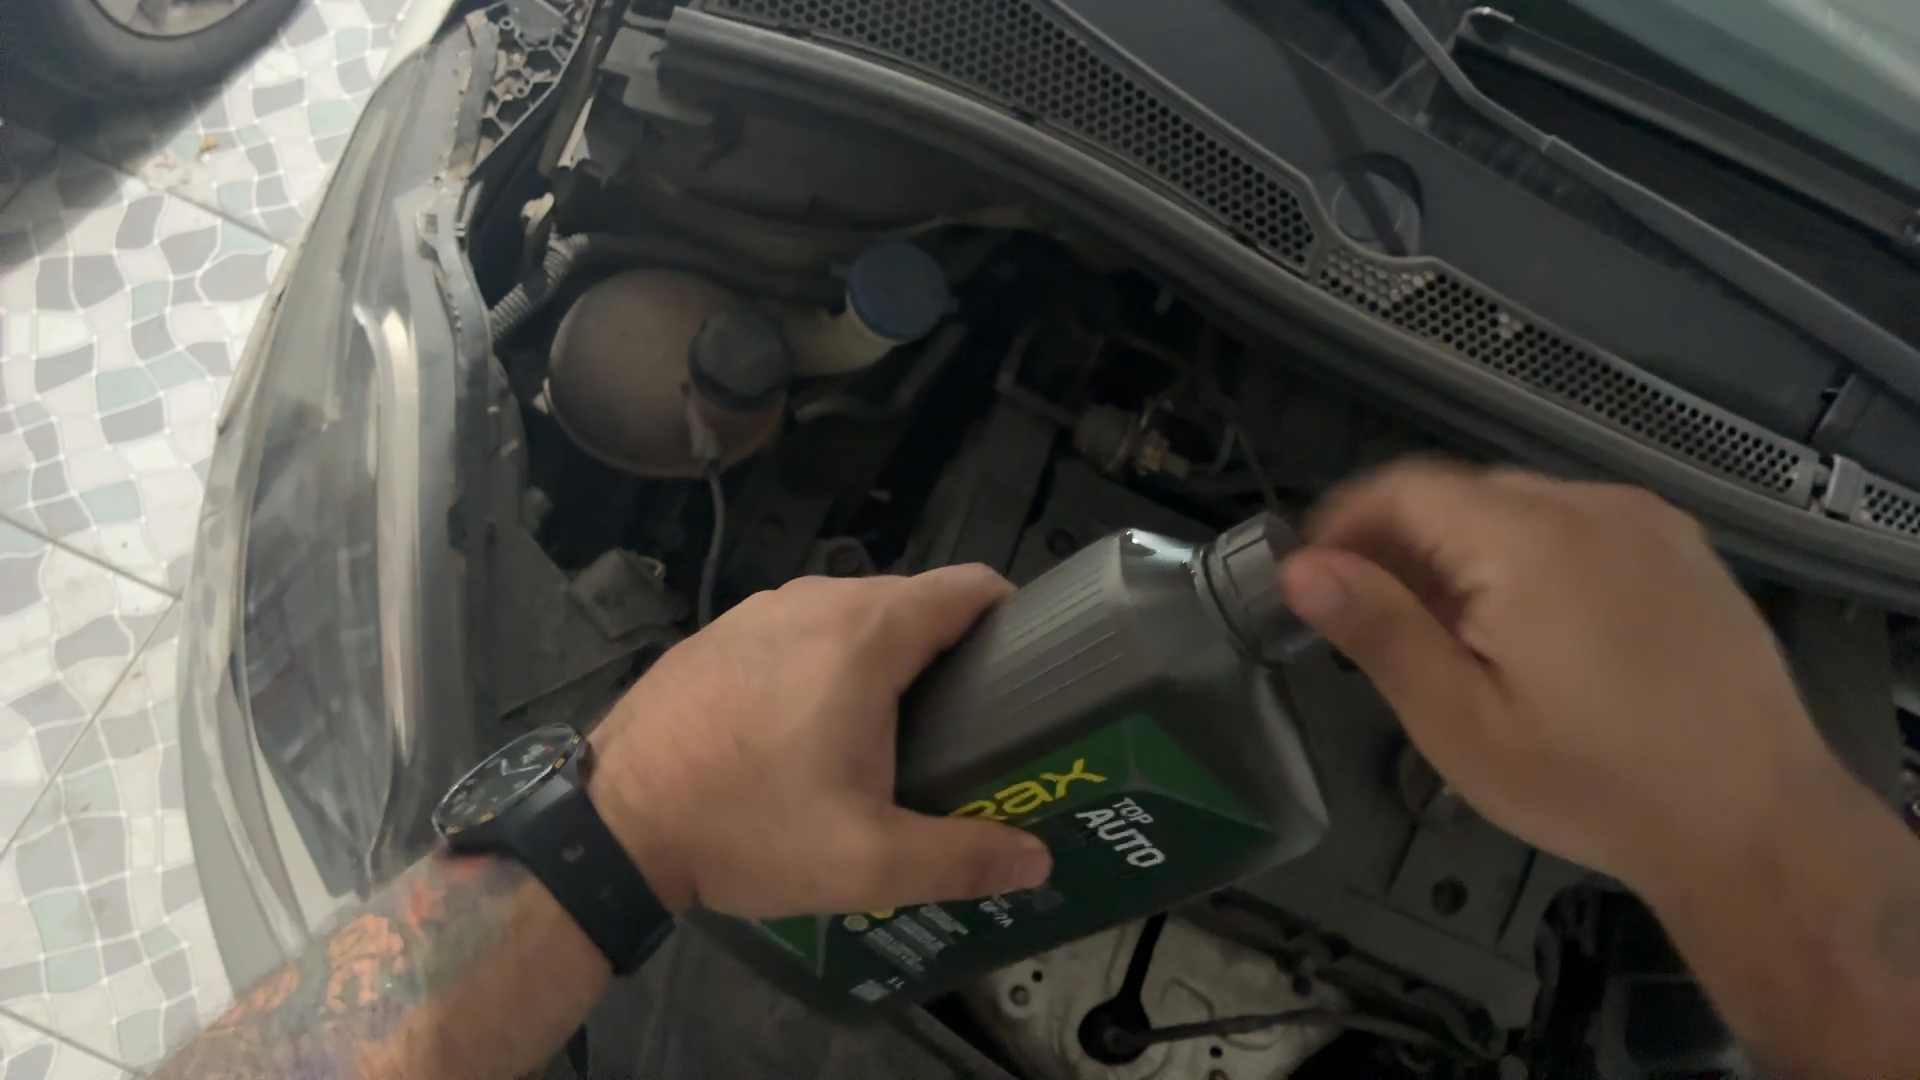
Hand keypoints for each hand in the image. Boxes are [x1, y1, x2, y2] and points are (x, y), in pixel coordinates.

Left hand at [584, 565, 1053, 918]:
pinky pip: (808, 622)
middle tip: (965, 717)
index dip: (1010, 614)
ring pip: (860, 609)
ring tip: (895, 720)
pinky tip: (815, 713)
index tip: (1024, 662)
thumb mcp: (865, 861)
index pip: (968, 586)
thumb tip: (1037, 860)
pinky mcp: (728, 624)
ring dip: (890, 650)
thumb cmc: (746, 826)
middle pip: (917, 599)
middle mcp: (820, 599)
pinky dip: (833, 651)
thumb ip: (962, 858)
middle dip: (951, 646)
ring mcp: (766, 605)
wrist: (610, 821)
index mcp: (867, 633)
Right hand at [1277, 460, 1838, 887]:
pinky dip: (1508, 554)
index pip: (1402, 488)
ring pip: (1503, 506)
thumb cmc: (1587, 781)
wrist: (1762, 833)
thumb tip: (1297, 568)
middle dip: (1392, 542)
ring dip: (1449, 550)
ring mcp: (1644, 522)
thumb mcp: (1454, 717)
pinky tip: (1512, 621)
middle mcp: (1592, 507)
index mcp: (1531, 540)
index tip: (1312, 576)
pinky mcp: (1674, 547)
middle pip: (1451, 494)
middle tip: (1368, 614)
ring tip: (1437, 626)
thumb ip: (1375, 628)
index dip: (1341, 523)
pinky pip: (1560, 523)